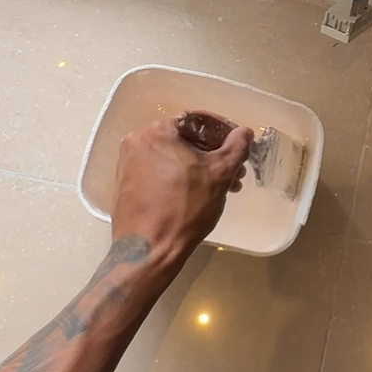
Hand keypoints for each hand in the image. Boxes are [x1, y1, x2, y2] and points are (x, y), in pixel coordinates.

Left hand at [111, 115, 250, 263]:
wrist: (149, 250)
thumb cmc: (186, 207)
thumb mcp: (220, 174)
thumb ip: (236, 147)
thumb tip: (244, 132)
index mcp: (158, 131)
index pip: (200, 122)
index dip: (225, 134)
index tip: (240, 150)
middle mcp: (138, 141)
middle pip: (187, 140)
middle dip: (214, 155)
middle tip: (235, 174)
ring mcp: (129, 163)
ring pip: (175, 157)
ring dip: (200, 168)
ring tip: (221, 188)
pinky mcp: (127, 184)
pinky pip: (161, 171)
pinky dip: (181, 178)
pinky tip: (198, 195)